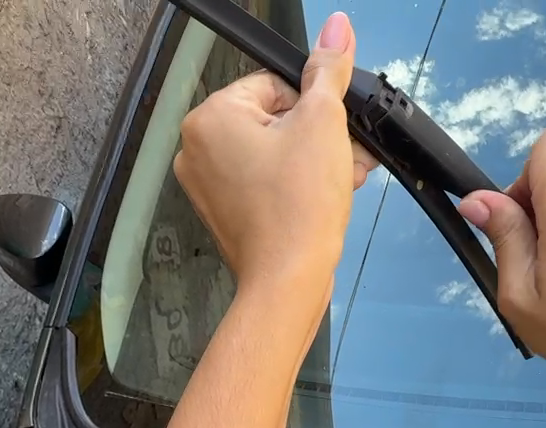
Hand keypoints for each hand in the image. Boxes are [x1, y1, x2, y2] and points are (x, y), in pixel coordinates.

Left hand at [173, 12, 377, 303]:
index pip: (273, 85)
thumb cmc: (299, 206)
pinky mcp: (226, 218)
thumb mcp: (323, 121)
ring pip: (273, 157)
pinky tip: (326, 197)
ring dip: (315, 162)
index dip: (312, 105)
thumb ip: (328, 71)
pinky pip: (265, 187)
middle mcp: (197, 153)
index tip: (333, 129)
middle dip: (318, 137)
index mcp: (210, 119)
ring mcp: (209, 190)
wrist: (289, 281)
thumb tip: (337, 29)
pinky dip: (296, 188)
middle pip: (274, 122)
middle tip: (348, 154)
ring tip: (346, 176)